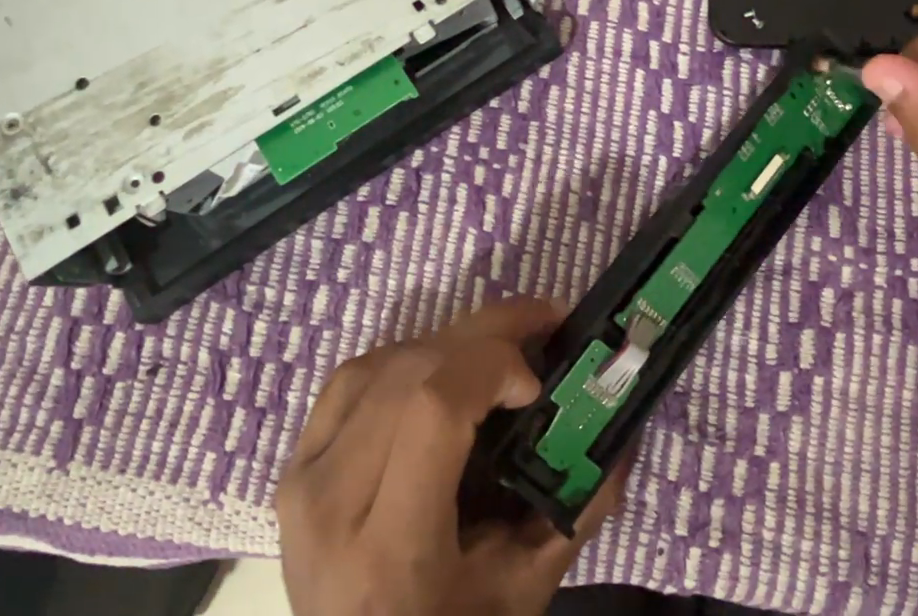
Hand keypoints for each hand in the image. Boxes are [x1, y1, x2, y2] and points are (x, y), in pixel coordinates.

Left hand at [276, 298, 626, 615]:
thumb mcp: (523, 588)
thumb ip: (578, 508)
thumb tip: (624, 430)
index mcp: (391, 549)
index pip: (434, 407)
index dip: (492, 366)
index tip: (536, 381)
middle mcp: (331, 503)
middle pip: (409, 372)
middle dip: (485, 335)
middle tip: (541, 328)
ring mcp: (302, 479)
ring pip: (381, 363)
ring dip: (448, 343)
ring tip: (498, 352)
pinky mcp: (293, 465)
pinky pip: (352, 378)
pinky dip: (406, 358)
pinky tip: (442, 369)